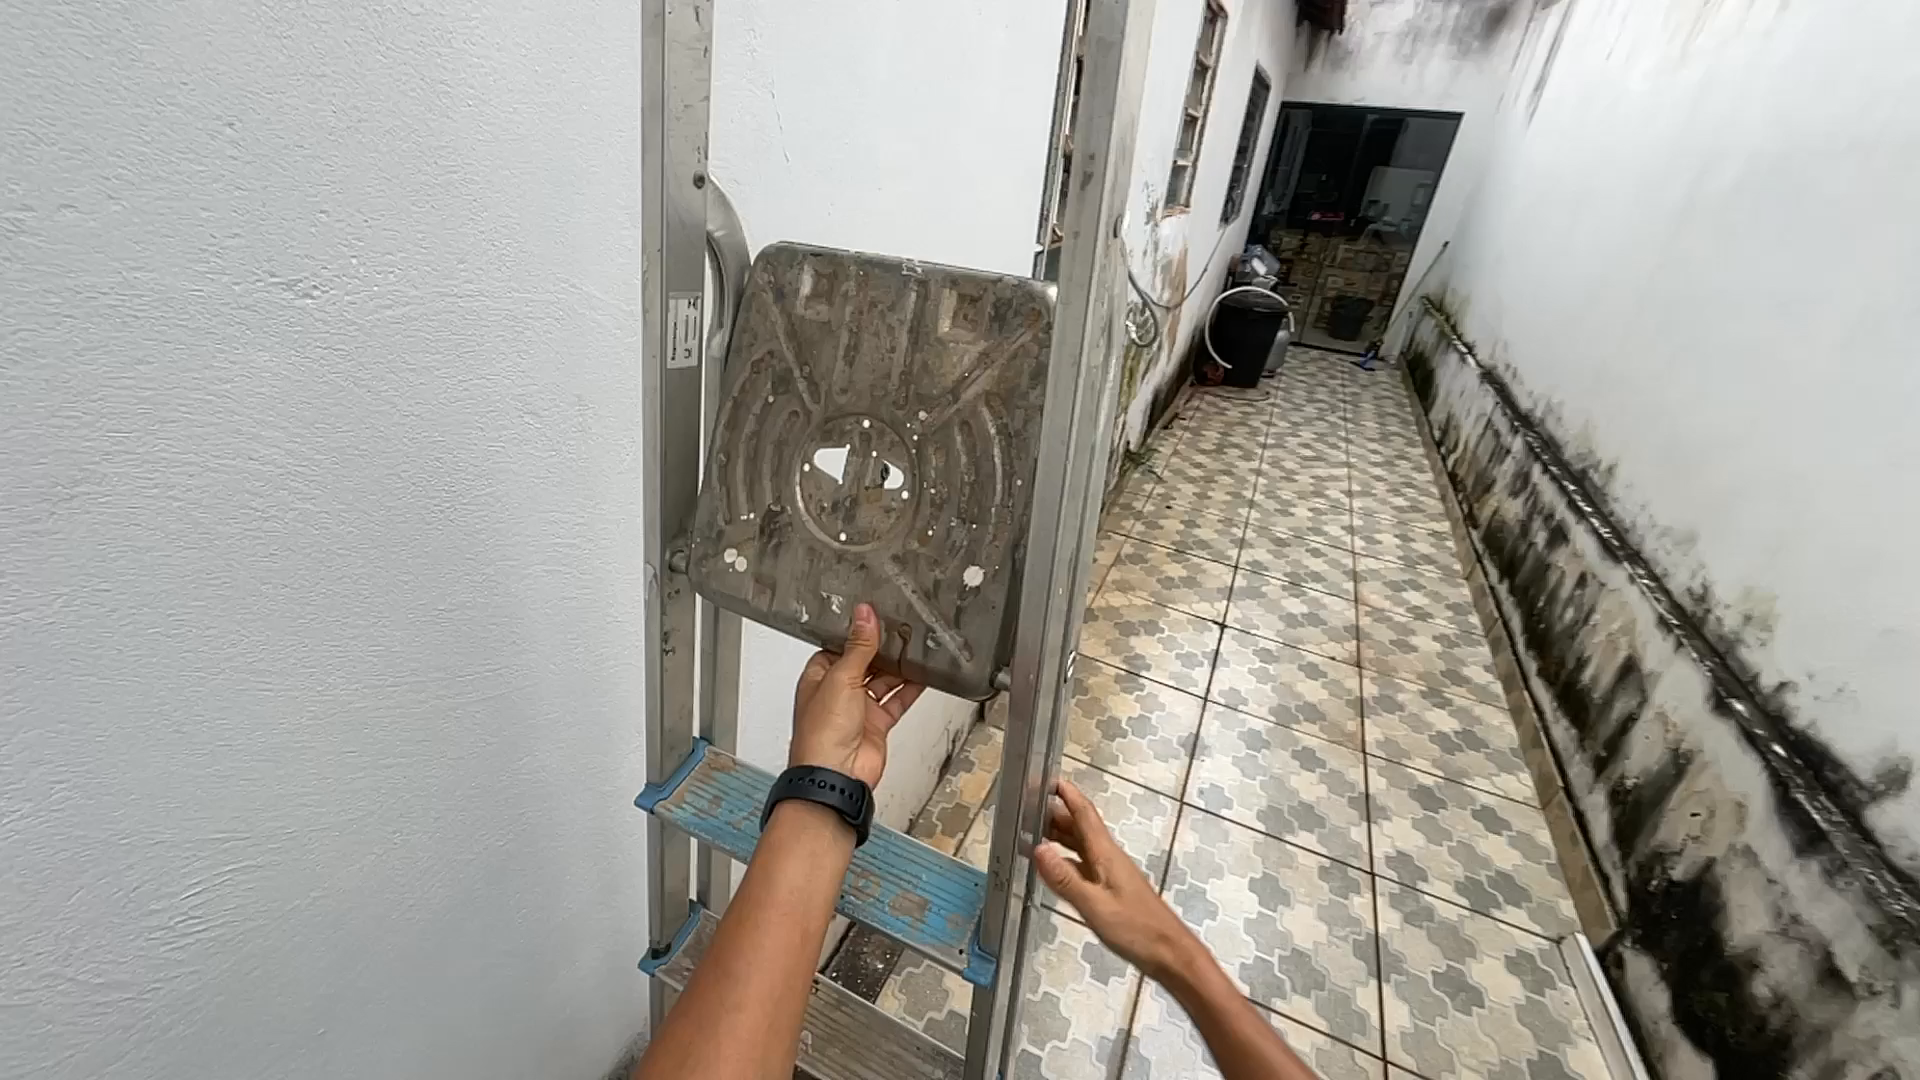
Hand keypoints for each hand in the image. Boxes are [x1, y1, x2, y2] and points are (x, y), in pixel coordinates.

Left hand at [790, 603, 924, 787]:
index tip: (874, 619)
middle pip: (864, 663)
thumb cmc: (822, 734)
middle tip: (901, 630)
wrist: (837, 774)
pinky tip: (922, 676)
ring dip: (897, 668)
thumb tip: (864, 617)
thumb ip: (858, 647)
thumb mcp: (841, 678)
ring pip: (882, 681)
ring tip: (915, 648)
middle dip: (881, 650)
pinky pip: (896, 701)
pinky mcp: (877, 724)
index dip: (856, 635)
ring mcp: (858, 709)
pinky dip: (909, 690)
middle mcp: (838, 693)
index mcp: (820, 678)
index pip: (839, 648)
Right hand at [1033, 777, 1199, 981]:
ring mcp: (1110, 873)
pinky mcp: (1111, 890)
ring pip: (1082, 845)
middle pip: (1080, 826)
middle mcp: (1107, 857)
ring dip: (1060, 835)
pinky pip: (1083, 864)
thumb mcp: (1095, 906)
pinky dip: (1066, 859)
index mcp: (1105, 853)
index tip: (1049, 778)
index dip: (1068, 794)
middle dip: (1057, 813)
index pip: (1084, 814)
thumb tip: (1037, 848)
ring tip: (1034, 831)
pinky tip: (1055, 867)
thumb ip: (1065, 879)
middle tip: (1029, 806)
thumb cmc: (1135, 929)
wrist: (1170, 955)